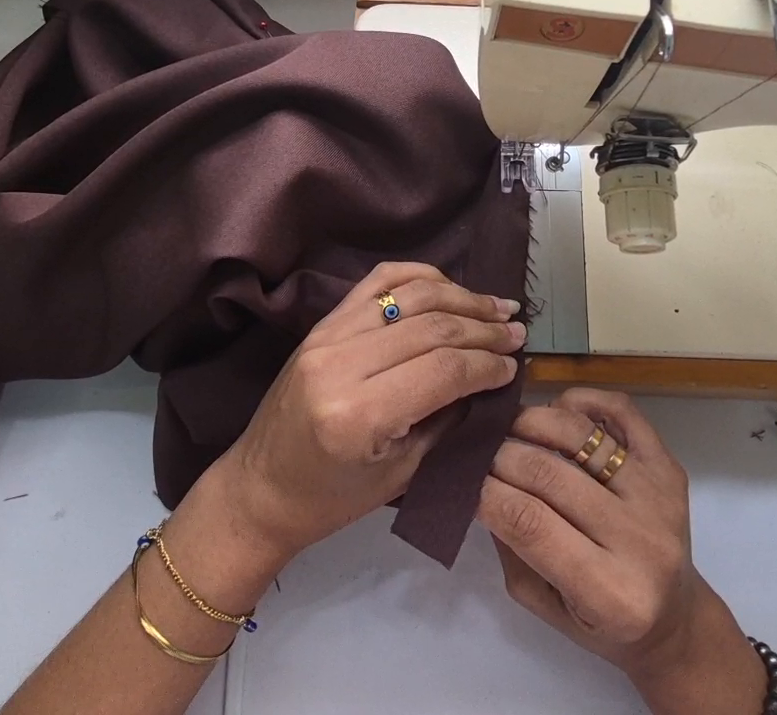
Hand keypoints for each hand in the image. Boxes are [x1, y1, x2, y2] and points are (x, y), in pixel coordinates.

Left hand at [220, 261, 524, 560]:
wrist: (259, 488)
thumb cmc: (332, 499)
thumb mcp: (402, 473)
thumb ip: (447, 419)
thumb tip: (491, 377)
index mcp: (359, 414)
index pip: (443, 369)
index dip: (487, 364)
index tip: (515, 365)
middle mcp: (339, 364)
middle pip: (431, 327)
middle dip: (482, 328)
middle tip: (516, 333)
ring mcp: (325, 336)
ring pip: (408, 295)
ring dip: (460, 297)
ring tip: (496, 307)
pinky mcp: (319, 324)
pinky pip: (377, 283)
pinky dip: (419, 277)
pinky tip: (450, 287)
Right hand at [479, 390, 776, 713]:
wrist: (673, 618)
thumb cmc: (600, 622)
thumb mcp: (542, 603)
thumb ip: (511, 546)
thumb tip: (478, 484)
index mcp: (609, 592)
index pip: (530, 523)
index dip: (486, 492)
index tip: (463, 478)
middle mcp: (640, 541)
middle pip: (549, 474)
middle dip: (499, 456)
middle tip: (477, 453)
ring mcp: (658, 496)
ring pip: (580, 434)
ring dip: (531, 421)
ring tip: (509, 428)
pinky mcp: (668, 466)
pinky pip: (621, 411)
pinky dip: (581, 401)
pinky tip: (557, 411)